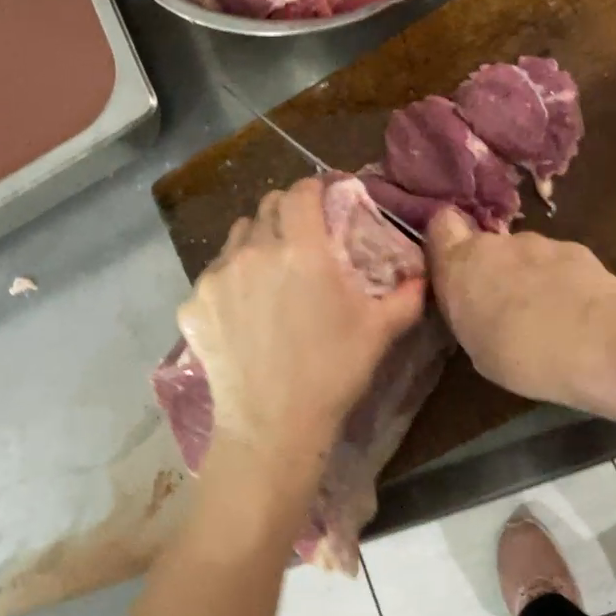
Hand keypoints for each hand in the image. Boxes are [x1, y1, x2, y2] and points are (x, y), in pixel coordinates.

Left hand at [179, 179, 426, 460]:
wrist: (270, 427)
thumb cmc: (331, 374)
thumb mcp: (379, 331)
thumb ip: (406, 294)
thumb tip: (422, 273)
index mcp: (300, 248)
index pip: (301, 191)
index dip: (315, 188)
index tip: (325, 198)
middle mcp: (253, 250)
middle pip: (266, 206)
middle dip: (287, 212)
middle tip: (302, 237)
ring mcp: (217, 276)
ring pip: (236, 236)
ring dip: (256, 241)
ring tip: (270, 271)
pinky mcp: (193, 302)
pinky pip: (214, 275)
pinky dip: (231, 280)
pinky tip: (244, 310)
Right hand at [426, 209, 615, 409]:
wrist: (601, 343)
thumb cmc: (522, 355)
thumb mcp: (476, 347)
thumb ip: (469, 313)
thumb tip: (477, 305)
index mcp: (459, 265)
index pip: (440, 225)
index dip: (447, 241)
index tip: (453, 266)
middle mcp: (494, 245)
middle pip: (485, 245)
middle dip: (492, 267)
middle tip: (504, 304)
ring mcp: (539, 244)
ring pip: (524, 254)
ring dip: (529, 276)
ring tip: (547, 315)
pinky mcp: (578, 250)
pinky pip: (559, 263)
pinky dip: (563, 281)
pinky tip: (576, 314)